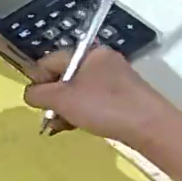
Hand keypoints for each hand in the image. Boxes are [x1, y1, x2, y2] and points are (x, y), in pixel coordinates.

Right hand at [23, 48, 181, 145]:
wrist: (151, 127)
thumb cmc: (103, 107)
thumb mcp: (60, 99)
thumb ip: (36, 94)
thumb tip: (30, 94)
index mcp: (88, 53)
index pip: (48, 62)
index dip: (38, 82)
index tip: (42, 102)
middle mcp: (102, 60)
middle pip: (62, 77)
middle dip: (52, 99)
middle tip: (52, 117)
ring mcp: (114, 78)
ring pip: (75, 91)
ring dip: (64, 108)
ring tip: (64, 125)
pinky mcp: (122, 95)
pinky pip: (91, 100)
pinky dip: (80, 112)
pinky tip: (78, 125)